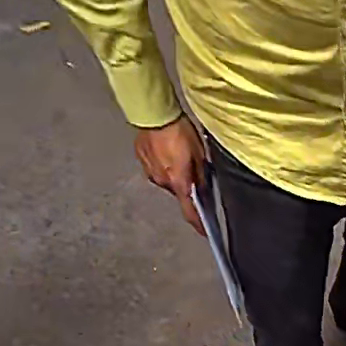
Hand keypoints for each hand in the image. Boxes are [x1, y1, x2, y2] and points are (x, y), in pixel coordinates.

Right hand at [133, 118, 207, 235]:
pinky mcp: (142, 161)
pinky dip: (162, 163)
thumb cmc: (179, 130)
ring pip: (166, 180)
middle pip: (178, 191)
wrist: (154, 113)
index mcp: (179, 182)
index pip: (189, 210)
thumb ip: (201, 173)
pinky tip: (166, 149)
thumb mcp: (199, 152)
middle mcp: (163, 182)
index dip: (197, 223)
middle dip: (186, 185)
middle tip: (192, 168)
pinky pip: (155, 168)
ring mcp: (150, 172)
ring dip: (173, 173)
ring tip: (177, 153)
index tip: (203, 231)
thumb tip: (202, 187)